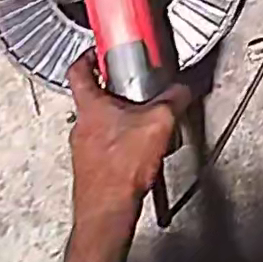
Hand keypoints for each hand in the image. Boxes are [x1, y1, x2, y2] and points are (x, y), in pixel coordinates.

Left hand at [65, 53, 191, 231]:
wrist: (108, 211)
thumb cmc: (121, 168)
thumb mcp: (160, 121)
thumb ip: (175, 97)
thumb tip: (184, 89)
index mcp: (91, 106)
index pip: (79, 70)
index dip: (88, 55)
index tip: (99, 50)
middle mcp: (82, 125)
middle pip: (95, 95)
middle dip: (118, 88)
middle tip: (137, 84)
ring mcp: (84, 147)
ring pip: (102, 120)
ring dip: (122, 115)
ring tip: (146, 118)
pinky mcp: (93, 165)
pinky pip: (107, 141)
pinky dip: (123, 137)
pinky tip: (143, 146)